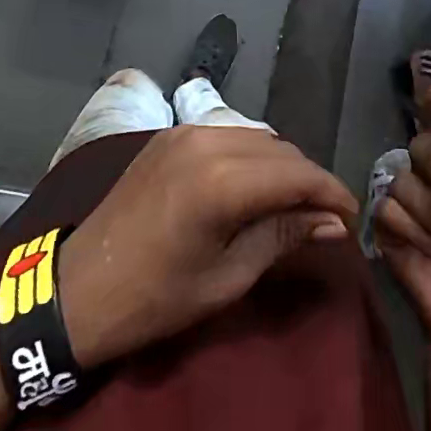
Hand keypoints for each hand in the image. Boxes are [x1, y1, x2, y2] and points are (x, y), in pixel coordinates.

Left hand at [57, 124, 358, 367]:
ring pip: (254, 137)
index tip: (351, 221)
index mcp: (221, 179)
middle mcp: (204, 141)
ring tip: (291, 206)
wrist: (79, 289)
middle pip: (280, 150)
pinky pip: (225, 136)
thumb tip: (332, 222)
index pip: (298, 173)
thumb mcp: (227, 277)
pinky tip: (253, 186)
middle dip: (308, 181)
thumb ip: (282, 237)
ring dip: (280, 166)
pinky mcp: (166, 137)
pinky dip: (249, 156)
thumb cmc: (155, 297)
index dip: (332, 193)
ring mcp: (181, 133)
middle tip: (323, 220)